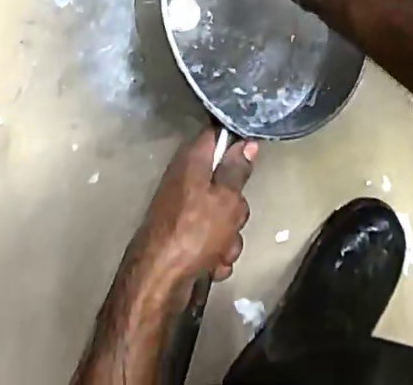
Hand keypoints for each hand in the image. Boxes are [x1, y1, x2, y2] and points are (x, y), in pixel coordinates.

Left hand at [129, 131, 258, 287]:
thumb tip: (246, 142)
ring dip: (228, 237)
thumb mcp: (226, 198)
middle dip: (235, 206)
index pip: (217, 135)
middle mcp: (186, 177)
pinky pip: (211, 236)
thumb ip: (237, 170)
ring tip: (220, 249)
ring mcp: (183, 206)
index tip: (252, 158)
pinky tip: (212, 265)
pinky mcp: (183, 233)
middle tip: (232, 218)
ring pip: (221, 214)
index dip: (237, 143)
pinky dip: (215, 252)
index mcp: (193, 159)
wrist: (159, 277)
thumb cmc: (195, 230)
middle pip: (225, 181)